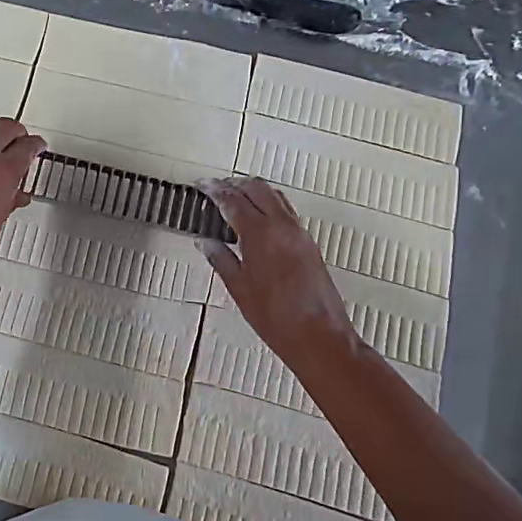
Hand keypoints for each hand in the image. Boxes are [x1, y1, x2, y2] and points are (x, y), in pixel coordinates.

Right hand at [198, 177, 361, 358]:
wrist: (318, 336)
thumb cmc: (279, 318)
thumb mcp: (239, 288)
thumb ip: (221, 259)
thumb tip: (206, 243)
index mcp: (261, 233)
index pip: (233, 200)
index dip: (214, 190)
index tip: (203, 186)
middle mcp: (282, 226)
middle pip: (256, 188)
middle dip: (234, 184)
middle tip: (216, 188)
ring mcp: (299, 233)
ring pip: (274, 195)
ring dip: (253, 190)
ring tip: (236, 198)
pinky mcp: (309, 243)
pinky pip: (286, 211)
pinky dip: (269, 205)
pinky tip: (258, 219)